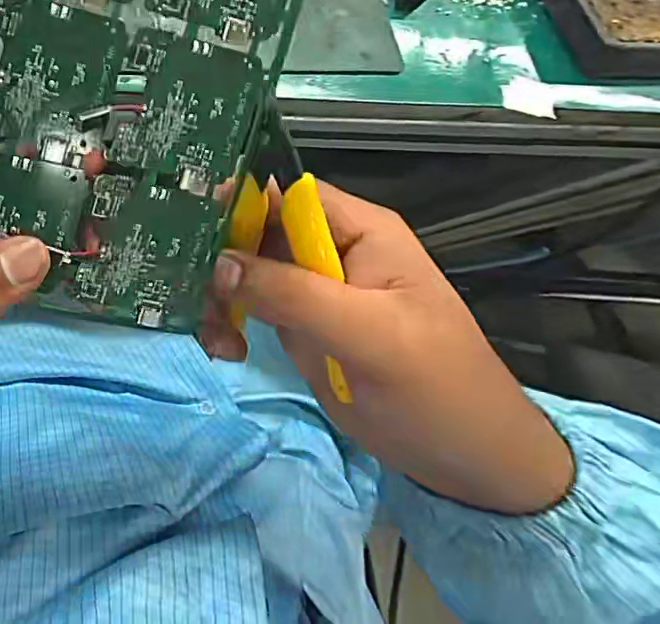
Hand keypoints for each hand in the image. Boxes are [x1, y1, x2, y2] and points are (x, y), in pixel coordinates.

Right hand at [204, 180, 573, 514]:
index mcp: (356, 230)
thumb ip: (295, 294)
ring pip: (240, 266)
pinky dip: (224, 320)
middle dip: (217, 255)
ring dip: (216, 295)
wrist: (471, 468)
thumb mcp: (372, 338)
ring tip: (213, 335)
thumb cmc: (439, 391)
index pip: (284, 191)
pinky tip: (224, 348)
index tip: (189, 221)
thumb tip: (219, 262)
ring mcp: (309, 285)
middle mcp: (326, 247)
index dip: (237, 197)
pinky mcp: (296, 319)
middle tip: (193, 291)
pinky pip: (244, 303)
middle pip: (251, 227)